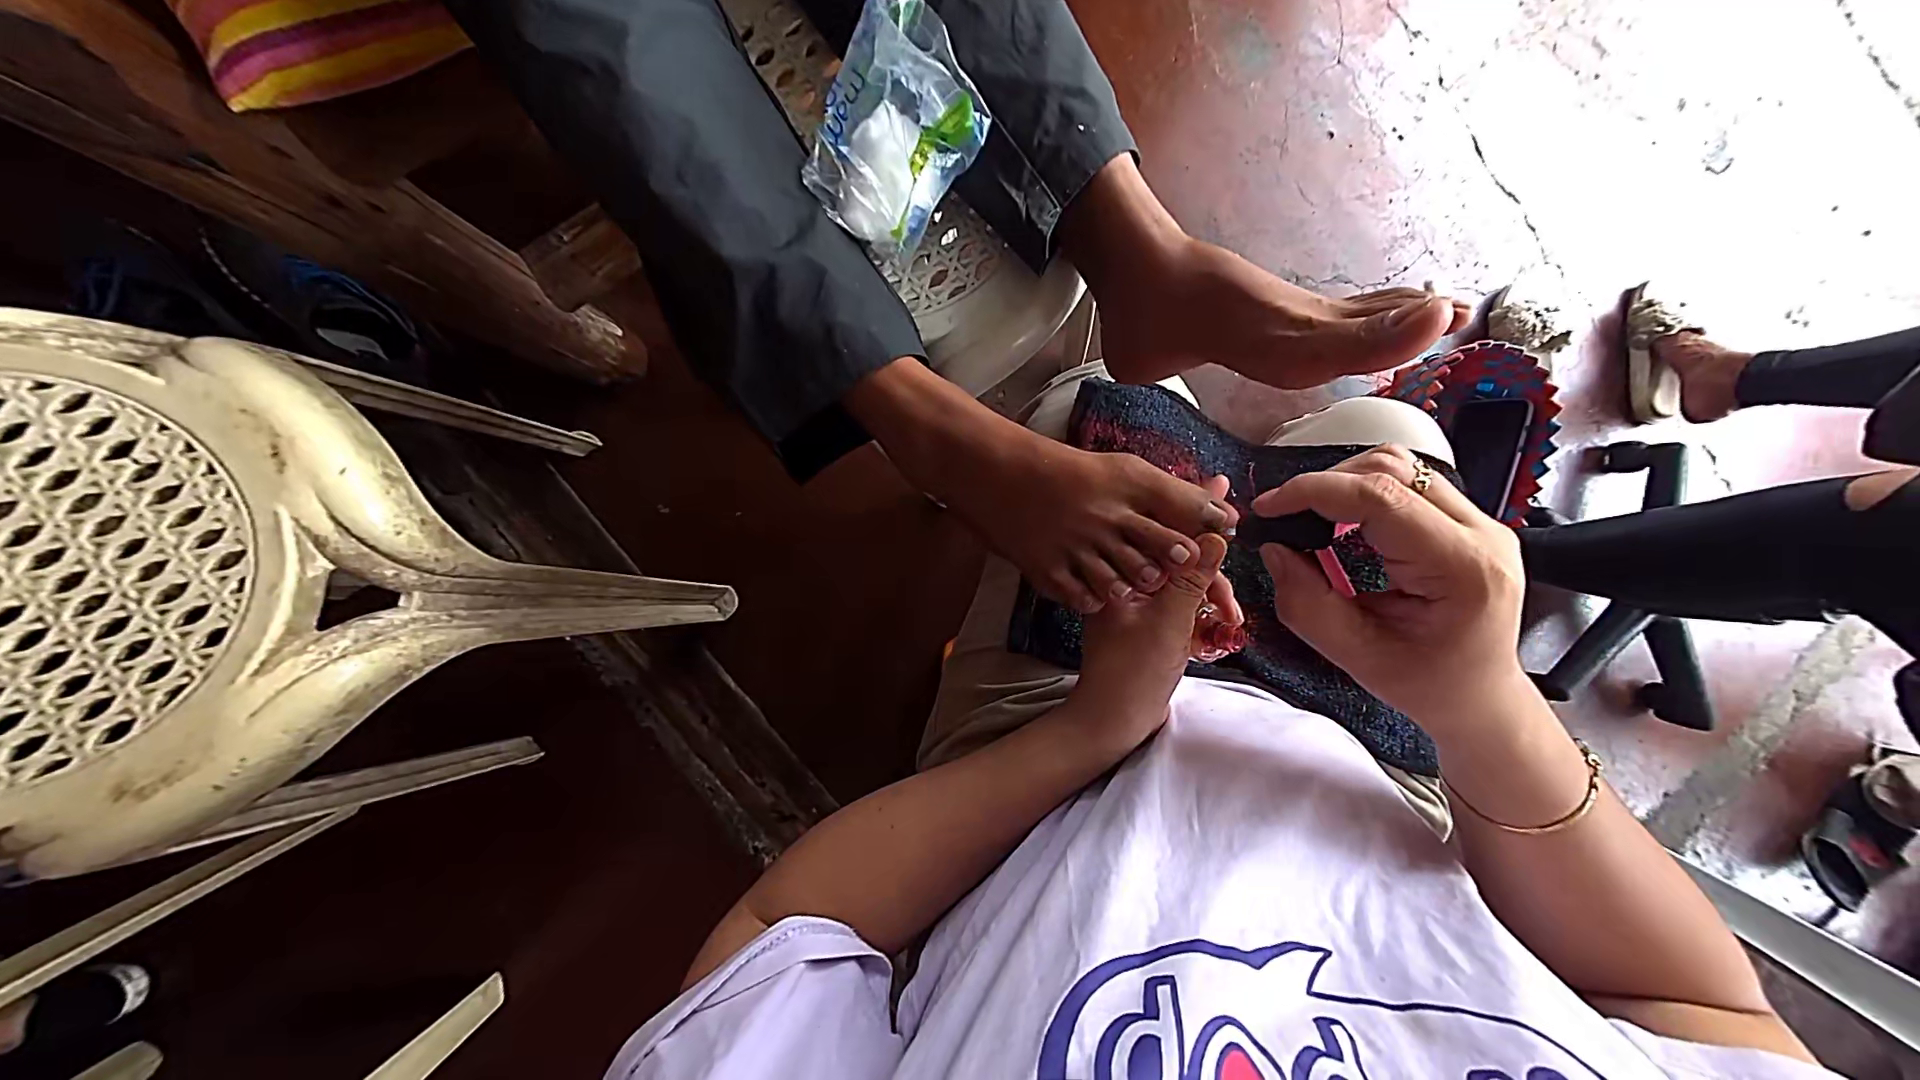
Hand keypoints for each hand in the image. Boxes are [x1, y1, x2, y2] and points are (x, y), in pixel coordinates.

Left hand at [1076, 530, 1233, 742]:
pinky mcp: (1147, 620)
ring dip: (1210, 597)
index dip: (1200, 531)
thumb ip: (1193, 578)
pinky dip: (1200, 612)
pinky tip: (1218, 625)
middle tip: (1229, 602)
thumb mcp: (1169, 619)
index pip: (1164, 536)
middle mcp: (1126, 581)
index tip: (1229, 522)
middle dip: (1210, 576)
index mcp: (1120, 571)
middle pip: (1177, 558)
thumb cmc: (1132, 671)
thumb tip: (1215, 537)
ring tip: (1229, 620)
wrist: (1115, 716)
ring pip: (1182, 582)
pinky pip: (1178, 603)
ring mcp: (1136, 601)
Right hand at [1251, 444, 1526, 728]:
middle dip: (1325, 484)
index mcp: (1462, 568)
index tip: (1268, 507)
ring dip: (1343, 484)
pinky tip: (1340, 523)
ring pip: (1400, 466)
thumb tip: (1274, 549)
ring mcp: (1479, 523)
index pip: (1380, 497)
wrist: (1479, 697)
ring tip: (1312, 518)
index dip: (1313, 491)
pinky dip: (1361, 493)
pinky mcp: (1464, 522)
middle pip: (1392, 469)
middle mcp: (1481, 535)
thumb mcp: (1355, 655)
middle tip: (1285, 516)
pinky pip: (1407, 484)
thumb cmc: (1427, 684)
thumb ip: (1306, 601)